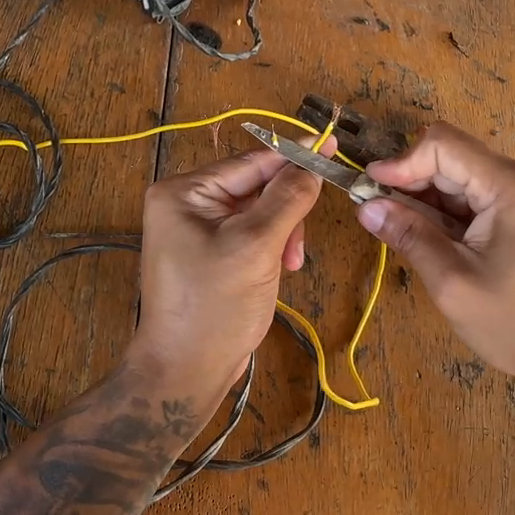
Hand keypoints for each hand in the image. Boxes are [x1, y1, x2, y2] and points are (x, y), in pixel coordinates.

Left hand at [129, 140, 330, 406]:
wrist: (186, 371)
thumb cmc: (215, 307)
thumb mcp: (256, 247)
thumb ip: (287, 199)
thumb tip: (312, 162)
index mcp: (183, 192)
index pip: (249, 163)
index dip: (293, 156)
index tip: (332, 143)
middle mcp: (184, 203)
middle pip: (255, 186)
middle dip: (285, 210)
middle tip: (298, 246)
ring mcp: (195, 230)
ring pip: (258, 212)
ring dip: (282, 233)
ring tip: (289, 265)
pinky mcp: (209, 254)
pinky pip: (250, 234)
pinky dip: (271, 247)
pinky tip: (279, 270)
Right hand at [355, 124, 514, 404]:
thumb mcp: (455, 284)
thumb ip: (410, 237)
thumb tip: (367, 206)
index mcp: (514, 187)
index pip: (443, 145)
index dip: (399, 162)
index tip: (367, 188)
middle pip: (458, 160)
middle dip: (414, 184)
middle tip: (381, 218)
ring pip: (474, 182)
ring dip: (436, 203)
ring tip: (411, 239)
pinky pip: (493, 201)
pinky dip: (461, 215)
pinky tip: (446, 246)